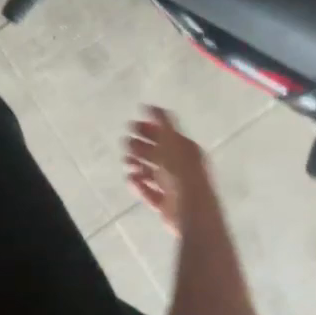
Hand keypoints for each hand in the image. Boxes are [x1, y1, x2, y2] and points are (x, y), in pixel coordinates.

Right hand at [126, 106, 218, 235]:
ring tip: (126, 163)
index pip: (166, 136)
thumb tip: (150, 106)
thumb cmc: (180, 170)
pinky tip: (130, 180)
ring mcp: (175, 188)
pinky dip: (139, 186)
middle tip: (125, 143)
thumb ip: (162, 122)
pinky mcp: (166, 206)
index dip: (149, 129)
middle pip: (157, 154)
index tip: (132, 125)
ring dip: (137, 166)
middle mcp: (182, 168)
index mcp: (187, 150)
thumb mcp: (171, 139)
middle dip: (139, 147)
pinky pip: (149, 193)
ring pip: (152, 173)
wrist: (190, 209)